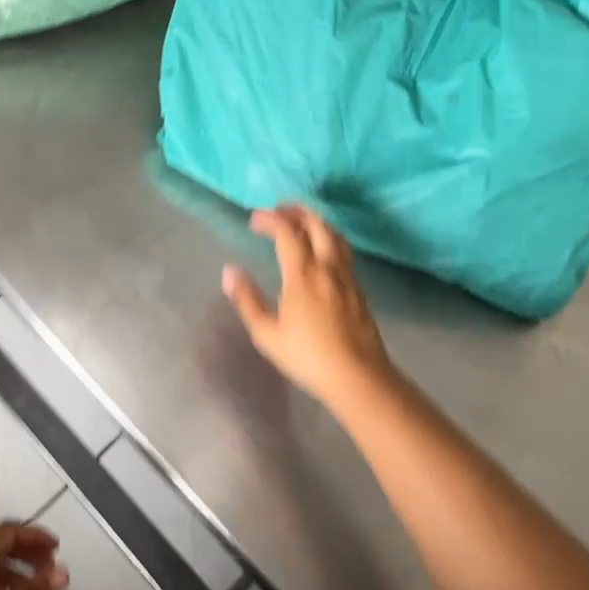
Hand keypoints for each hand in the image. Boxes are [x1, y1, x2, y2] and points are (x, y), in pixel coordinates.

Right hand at [222, 206, 392, 402]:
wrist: (358, 377)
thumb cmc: (308, 356)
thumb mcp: (267, 333)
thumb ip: (247, 299)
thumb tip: (230, 271)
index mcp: (302, 274)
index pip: (287, 232)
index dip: (270, 219)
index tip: (254, 219)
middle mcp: (327, 267)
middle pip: (317, 224)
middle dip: (296, 211)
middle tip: (279, 212)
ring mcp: (347, 277)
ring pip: (335, 236)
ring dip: (316, 223)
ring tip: (300, 225)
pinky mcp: (358, 290)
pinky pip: (344, 252)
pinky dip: (329, 240)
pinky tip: (321, 254)